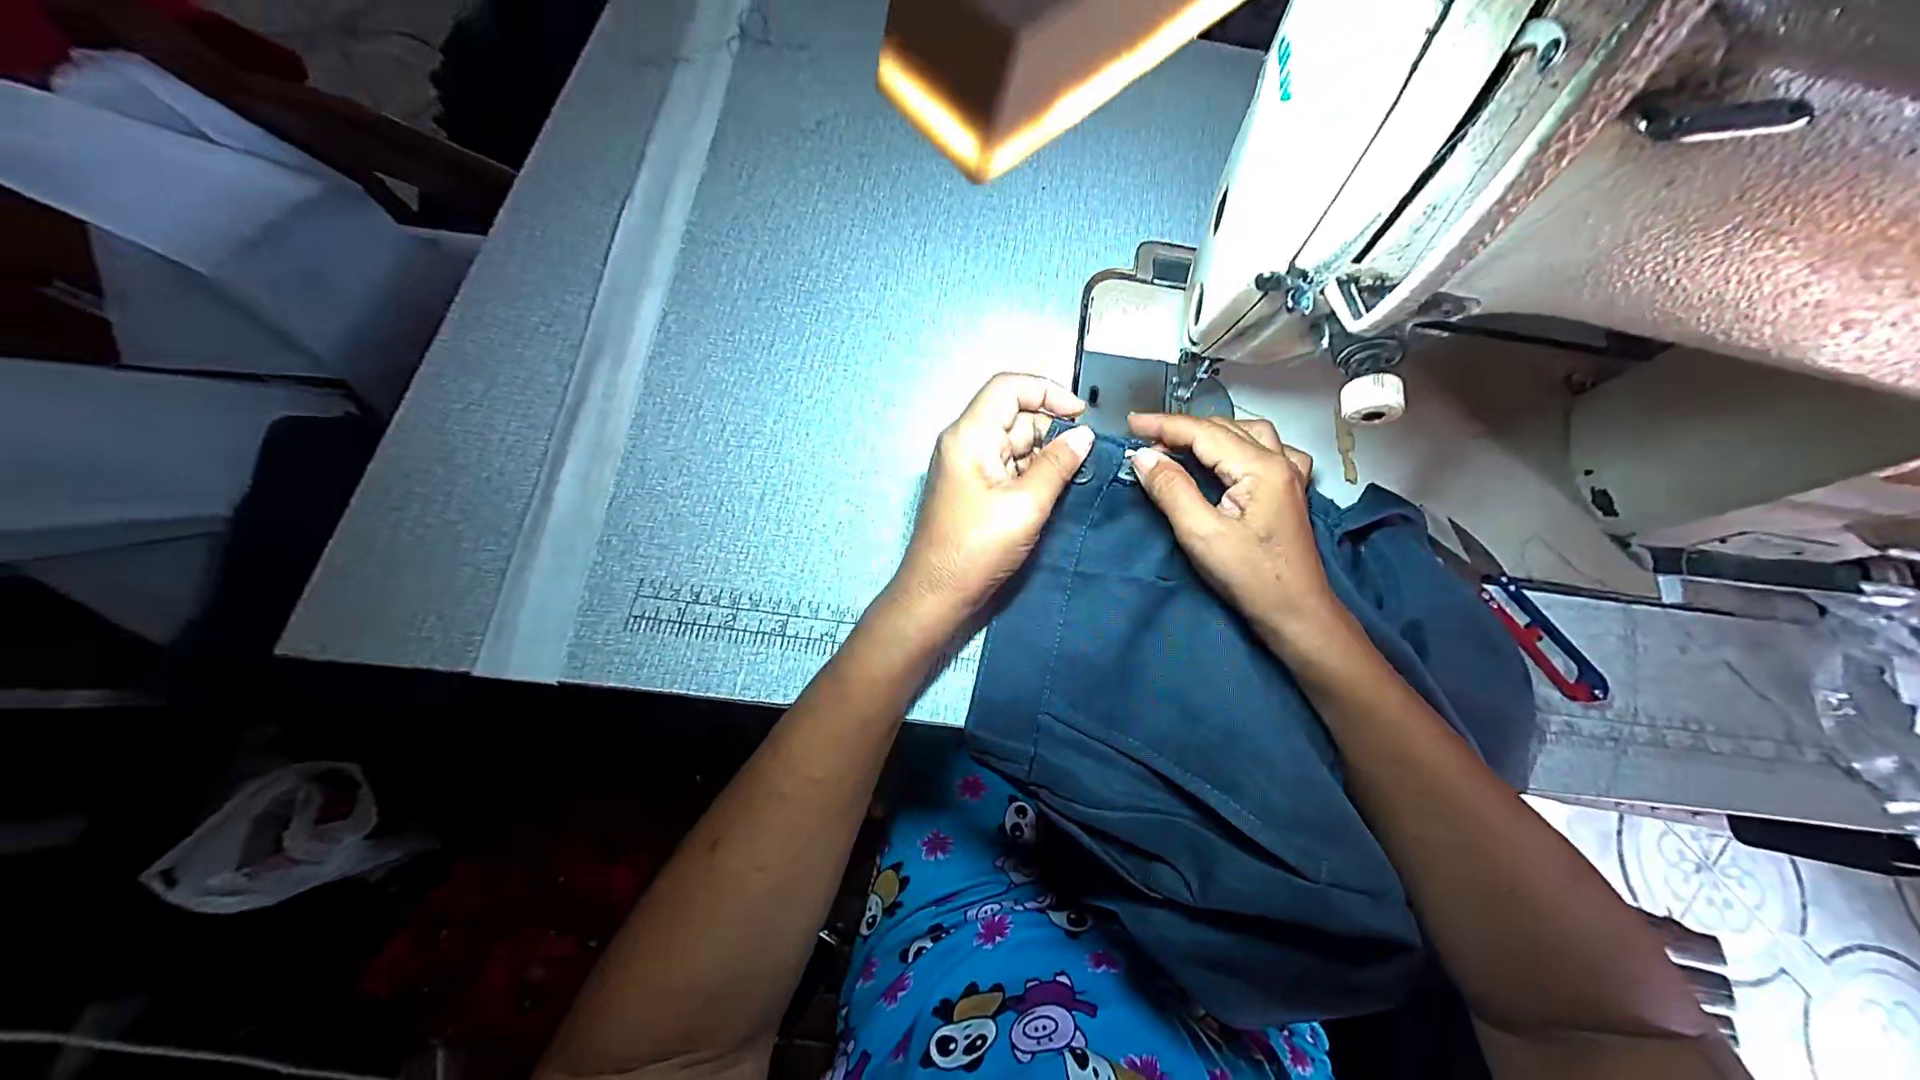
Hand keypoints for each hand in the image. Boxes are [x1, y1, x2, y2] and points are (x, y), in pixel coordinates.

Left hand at [892, 374, 1094, 620]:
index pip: (1008, 387)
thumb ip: (1058, 465)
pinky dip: (1032, 473)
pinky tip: (1053, 491)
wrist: (937, 595)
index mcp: (968, 436)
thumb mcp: (1026, 506)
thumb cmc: (975, 551)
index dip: (1048, 391)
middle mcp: (965, 443)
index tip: (1081, 415)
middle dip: (1051, 430)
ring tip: (1071, 479)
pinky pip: (1008, 466)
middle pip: (1015, 415)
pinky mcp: (974, 488)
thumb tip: (1084, 437)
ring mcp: (968, 466)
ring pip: (1015, 442)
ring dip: (1045, 455)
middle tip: (1082, 458)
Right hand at [1126, 413, 1339, 642]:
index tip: (1130, 423)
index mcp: (1260, 468)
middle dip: (1182, 430)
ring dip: (1209, 433)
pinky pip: (1267, 450)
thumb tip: (1144, 457)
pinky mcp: (1289, 492)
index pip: (1203, 432)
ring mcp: (1289, 476)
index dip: (1163, 425)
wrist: (1297, 613)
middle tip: (1146, 443)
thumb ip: (1171, 489)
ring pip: (1246, 433)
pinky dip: (1239, 444)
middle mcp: (1279, 462)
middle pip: (1224, 428)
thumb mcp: (1201, 534)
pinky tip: (1229, 458)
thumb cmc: (1252, 578)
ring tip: (1180, 445)